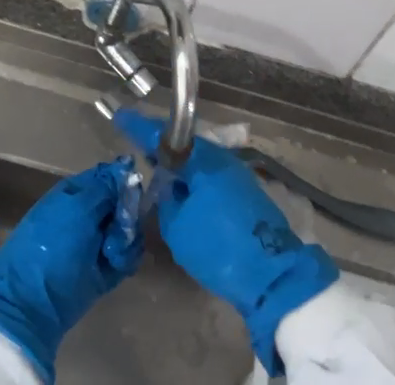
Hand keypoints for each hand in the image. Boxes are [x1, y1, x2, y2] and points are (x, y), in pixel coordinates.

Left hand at [0, 158, 143, 382]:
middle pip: (124, 203)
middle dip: (128, 214)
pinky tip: (116, 265)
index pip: (109, 177)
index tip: (136, 189)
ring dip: (127, 239)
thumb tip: (126, 165)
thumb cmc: (52, 246)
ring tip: (113, 254)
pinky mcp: (105, 270)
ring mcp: (96, 243)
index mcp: (76, 193)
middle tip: (119, 229)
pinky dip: (127, 259)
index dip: (126, 180)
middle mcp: (87, 215)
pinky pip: (128, 256)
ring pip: (129, 230)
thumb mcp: (78, 207)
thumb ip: (105, 186)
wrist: (32, 303)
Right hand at [113, 109, 337, 376]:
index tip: (121, 118)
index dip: (140, 128)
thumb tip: (167, 183)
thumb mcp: (177, 226)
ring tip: (159, 175)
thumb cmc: (219, 248)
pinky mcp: (246, 193)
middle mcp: (222, 160)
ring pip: (199, 163)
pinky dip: (195, 181)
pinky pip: (211, 177)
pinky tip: (184, 193)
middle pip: (184, 147)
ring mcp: (238, 175)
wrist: (273, 276)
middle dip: (162, 149)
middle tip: (139, 150)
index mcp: (203, 160)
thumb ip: (166, 197)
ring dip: (180, 167)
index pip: (165, 137)